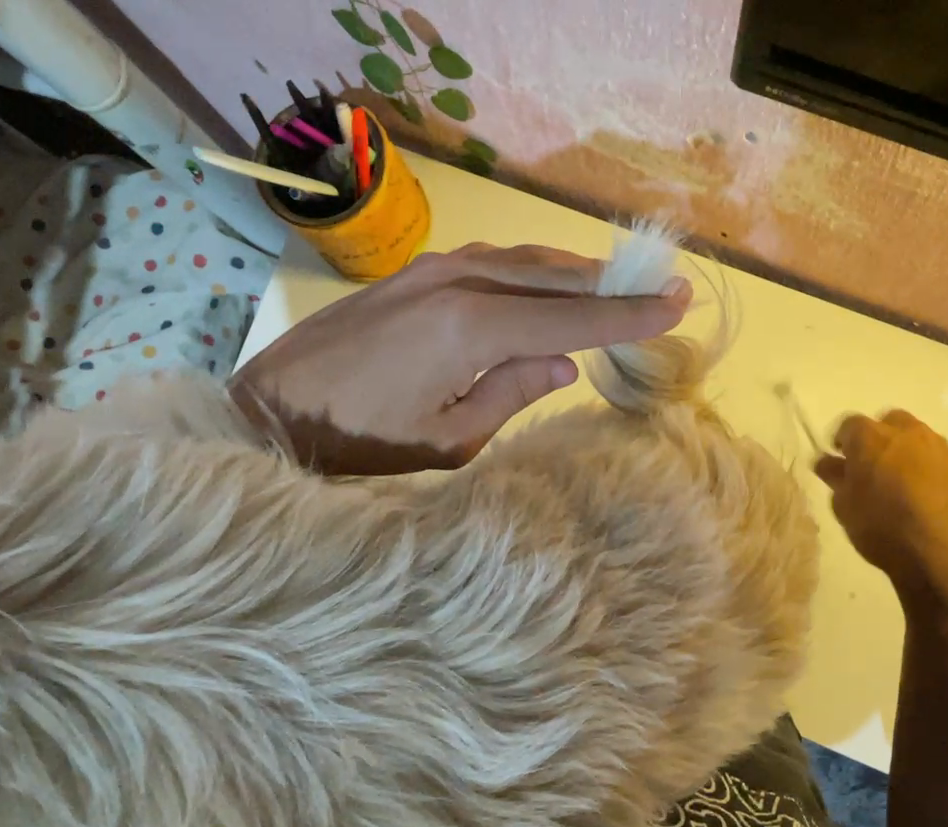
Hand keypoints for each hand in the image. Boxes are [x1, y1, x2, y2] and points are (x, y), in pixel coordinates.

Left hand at [232, 243, 688, 474]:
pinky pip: (486, 263)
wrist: (271, 411)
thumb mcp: (448, 438)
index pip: (568, 318)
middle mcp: (456, 284)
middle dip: (608, 285)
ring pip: (519, 262)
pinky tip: (542, 284)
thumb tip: (565, 363)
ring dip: (568, 272)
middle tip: (658, 286)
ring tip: (611, 284)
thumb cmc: (362, 443)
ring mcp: (429, 272)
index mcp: (472, 329)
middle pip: (551, 277)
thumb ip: (512, 393)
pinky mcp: (408, 276)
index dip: (626, 315)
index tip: (676, 303)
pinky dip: (526, 272)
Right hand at [816, 411, 947, 616]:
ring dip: (910, 454)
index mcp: (873, 437)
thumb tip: (827, 462)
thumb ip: (836, 478)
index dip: (842, 442)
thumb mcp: (845, 508)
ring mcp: (945, 451)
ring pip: (922, 440)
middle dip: (879, 439)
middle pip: (891, 423)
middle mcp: (911, 433)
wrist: (944, 558)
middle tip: (871, 469)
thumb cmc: (883, 530)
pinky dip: (938, 475)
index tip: (839, 461)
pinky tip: (934, 499)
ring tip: (903, 486)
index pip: (849, 425)